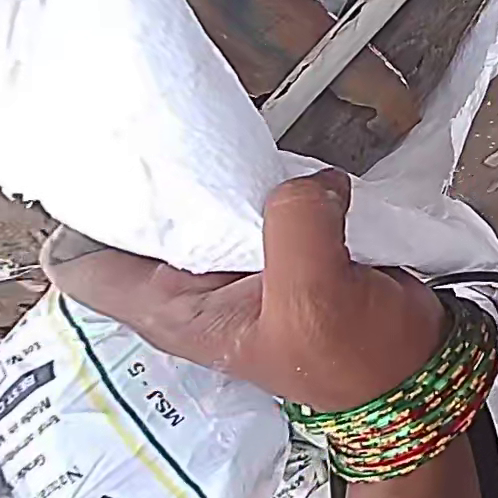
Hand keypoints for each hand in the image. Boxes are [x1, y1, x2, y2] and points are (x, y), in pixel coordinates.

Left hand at [41, 170, 445, 411]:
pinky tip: (301, 178)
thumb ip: (299, 225)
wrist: (412, 362)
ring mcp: (246, 266)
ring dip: (236, 178)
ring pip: (215, 205)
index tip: (123, 161)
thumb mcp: (315, 297)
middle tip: (199, 136)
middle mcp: (198, 285)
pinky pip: (269, 205)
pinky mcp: (289, 250)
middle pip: (152, 218)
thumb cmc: (355, 356)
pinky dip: (284, 187)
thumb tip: (312, 180)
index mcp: (175, 309)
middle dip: (172, 177)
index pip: (85, 261)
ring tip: (254, 150)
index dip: (89, 209)